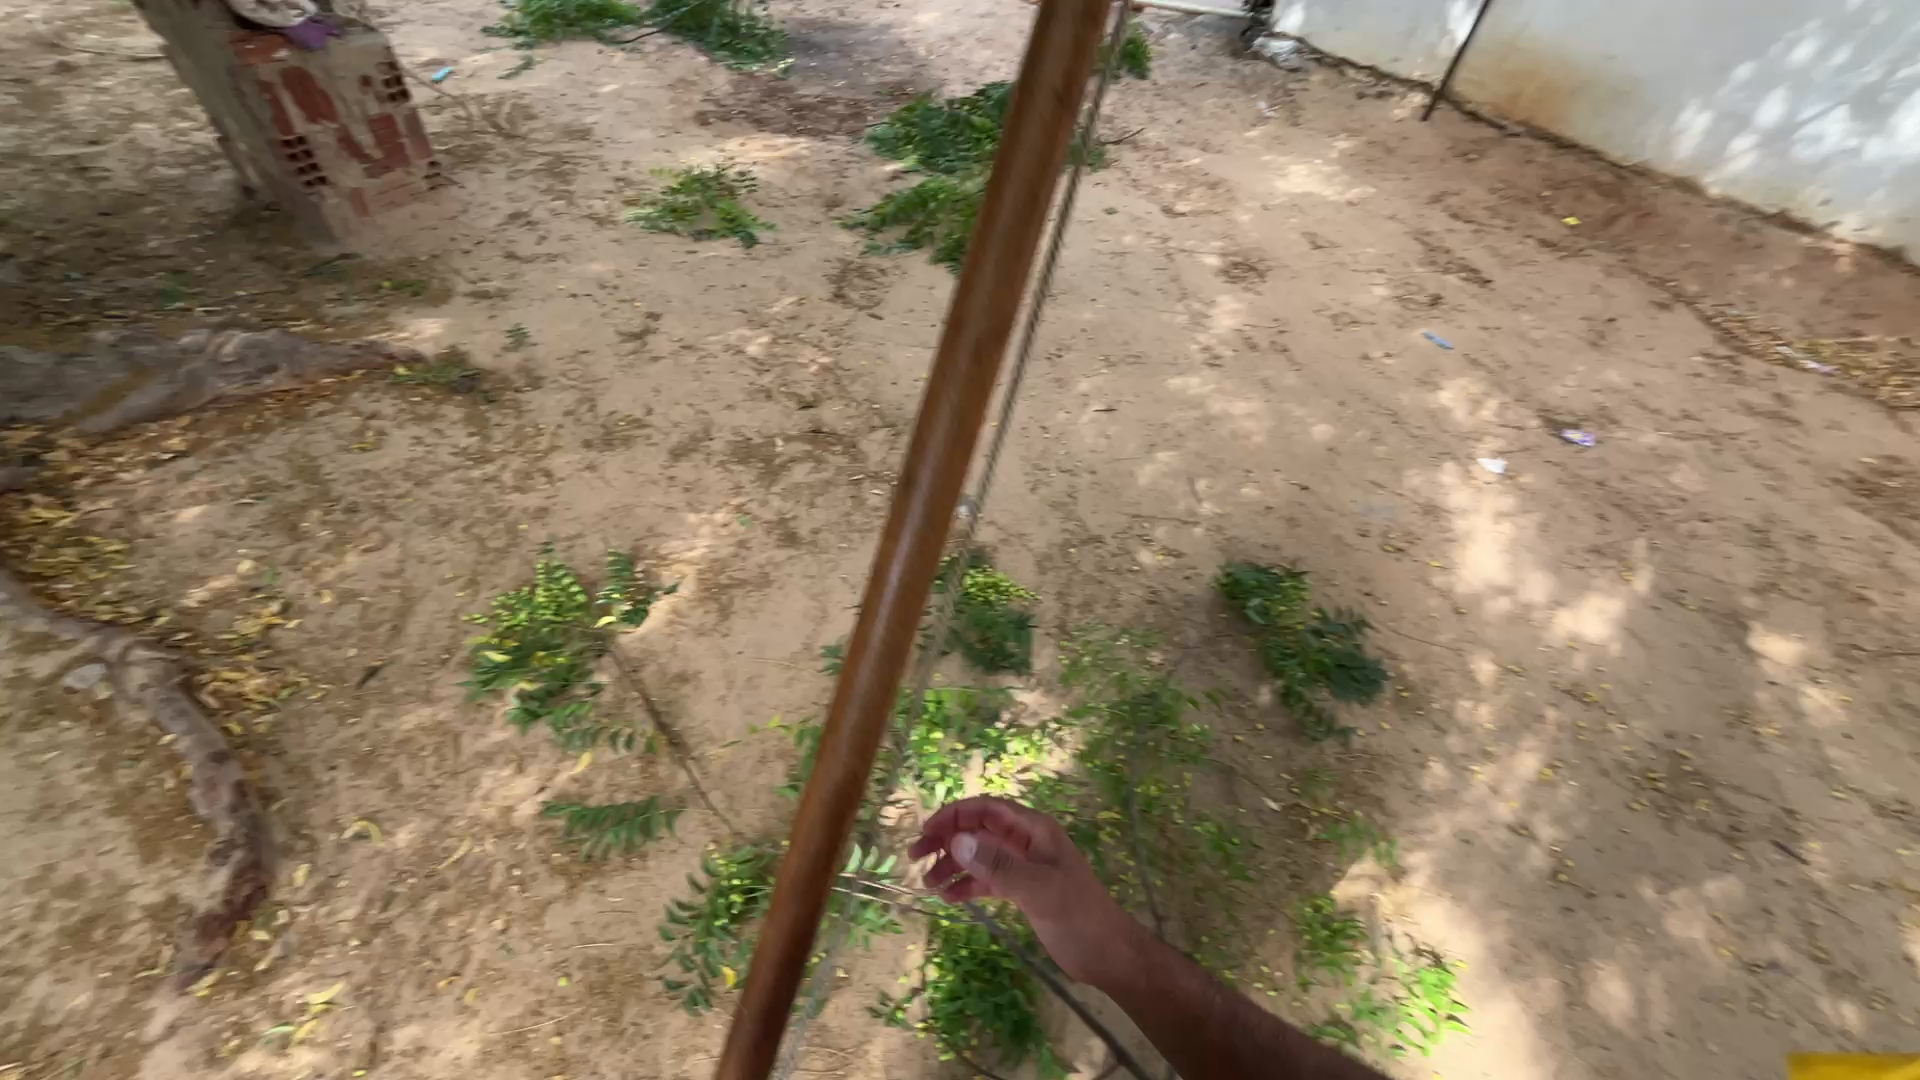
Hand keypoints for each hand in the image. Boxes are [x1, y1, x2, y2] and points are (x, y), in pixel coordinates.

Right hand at [909, 796, 1132, 983]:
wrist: (1109, 954)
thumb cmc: (1078, 915)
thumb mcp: (1038, 889)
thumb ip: (998, 865)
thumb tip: (957, 840)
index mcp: (1033, 829)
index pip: (987, 809)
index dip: (954, 815)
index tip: (926, 831)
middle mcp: (1026, 841)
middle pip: (979, 829)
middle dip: (947, 839)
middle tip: (916, 858)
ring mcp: (1024, 865)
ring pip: (980, 855)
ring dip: (953, 865)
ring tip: (928, 885)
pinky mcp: (1023, 889)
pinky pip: (988, 878)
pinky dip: (967, 885)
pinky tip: (949, 897)